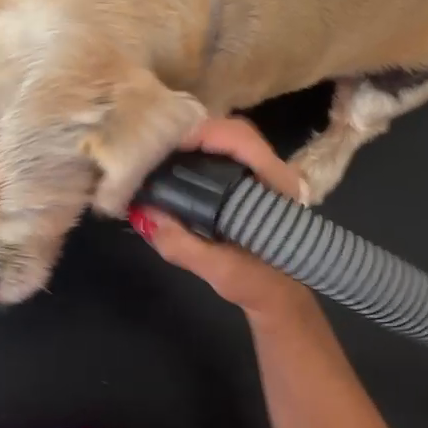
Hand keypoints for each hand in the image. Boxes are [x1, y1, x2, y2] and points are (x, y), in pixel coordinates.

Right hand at [131, 117, 313, 319]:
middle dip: (190, 133)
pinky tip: (171, 169)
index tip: (165, 146)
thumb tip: (144, 214)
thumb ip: (183, 245)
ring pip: (226, 140)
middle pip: (231, 130)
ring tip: (156, 156)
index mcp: (275, 185)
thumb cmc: (259, 283)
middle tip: (153, 148)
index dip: (202, 133)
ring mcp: (263, 174)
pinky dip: (196, 155)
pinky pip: (223, 156)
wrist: (283, 297)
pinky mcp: (251, 184)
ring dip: (192, 143)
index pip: (241, 138)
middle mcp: (273, 170)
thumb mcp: (220, 271)